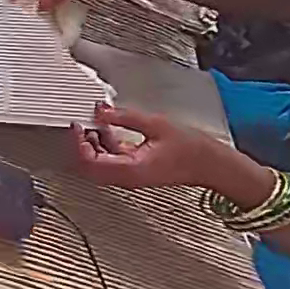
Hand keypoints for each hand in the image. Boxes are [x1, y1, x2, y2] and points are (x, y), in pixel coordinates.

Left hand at [71, 103, 228, 188]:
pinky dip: (104, 146)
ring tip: (96, 123)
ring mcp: (129, 176)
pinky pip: (109, 161)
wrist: (212, 165)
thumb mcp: (156, 124)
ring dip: (92, 144)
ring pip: (97, 164)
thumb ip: (124, 117)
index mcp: (129, 169)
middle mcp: (126, 177)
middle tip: (82, 124)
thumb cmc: (192, 149)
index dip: (78, 143)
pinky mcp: (133, 171)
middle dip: (81, 144)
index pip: (89, 162)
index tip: (77, 126)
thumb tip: (101, 111)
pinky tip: (109, 130)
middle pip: (88, 166)